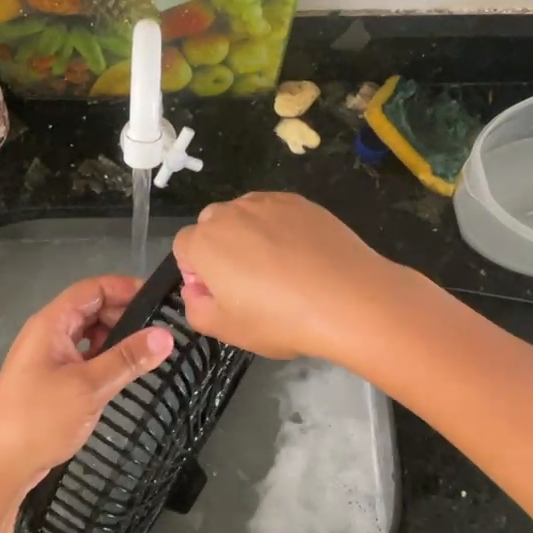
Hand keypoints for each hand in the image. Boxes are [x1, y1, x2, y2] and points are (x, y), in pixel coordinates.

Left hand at [0, 276, 173, 491]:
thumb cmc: (40, 418)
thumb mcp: (89, 386)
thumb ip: (127, 359)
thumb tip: (166, 335)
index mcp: (51, 323)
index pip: (92, 288)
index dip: (124, 288)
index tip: (159, 300)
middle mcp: (48, 334)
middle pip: (90, 309)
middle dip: (124, 314)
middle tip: (160, 331)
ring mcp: (48, 359)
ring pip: (88, 336)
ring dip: (116, 339)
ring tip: (148, 351)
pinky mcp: (51, 382)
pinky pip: (83, 359)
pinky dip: (105, 360)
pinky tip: (124, 374)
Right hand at [173, 192, 405, 361]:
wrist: (349, 300)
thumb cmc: (279, 319)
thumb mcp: (225, 329)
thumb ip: (195, 307)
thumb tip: (197, 288)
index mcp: (204, 242)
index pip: (183, 247)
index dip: (196, 271)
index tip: (220, 294)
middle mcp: (231, 212)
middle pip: (212, 225)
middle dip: (220, 249)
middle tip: (248, 283)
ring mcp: (269, 202)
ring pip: (245, 215)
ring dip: (250, 236)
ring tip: (278, 269)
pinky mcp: (302, 202)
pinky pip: (277, 213)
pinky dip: (281, 230)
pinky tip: (302, 258)